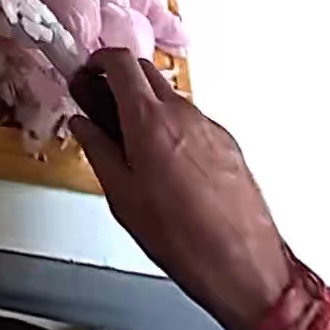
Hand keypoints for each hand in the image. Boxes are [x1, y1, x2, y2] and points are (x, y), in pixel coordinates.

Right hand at [71, 48, 292, 329]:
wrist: (247, 268)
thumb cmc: (185, 239)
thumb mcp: (122, 196)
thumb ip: (97, 150)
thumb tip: (83, 127)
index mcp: (149, 121)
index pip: (120, 61)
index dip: (98, 61)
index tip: (88, 73)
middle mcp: (181, 113)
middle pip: (144, 70)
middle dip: (119, 79)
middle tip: (103, 103)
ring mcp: (208, 125)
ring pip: (168, 94)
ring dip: (146, 104)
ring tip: (133, 141)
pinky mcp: (227, 141)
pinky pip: (191, 118)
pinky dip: (171, 125)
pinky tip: (166, 161)